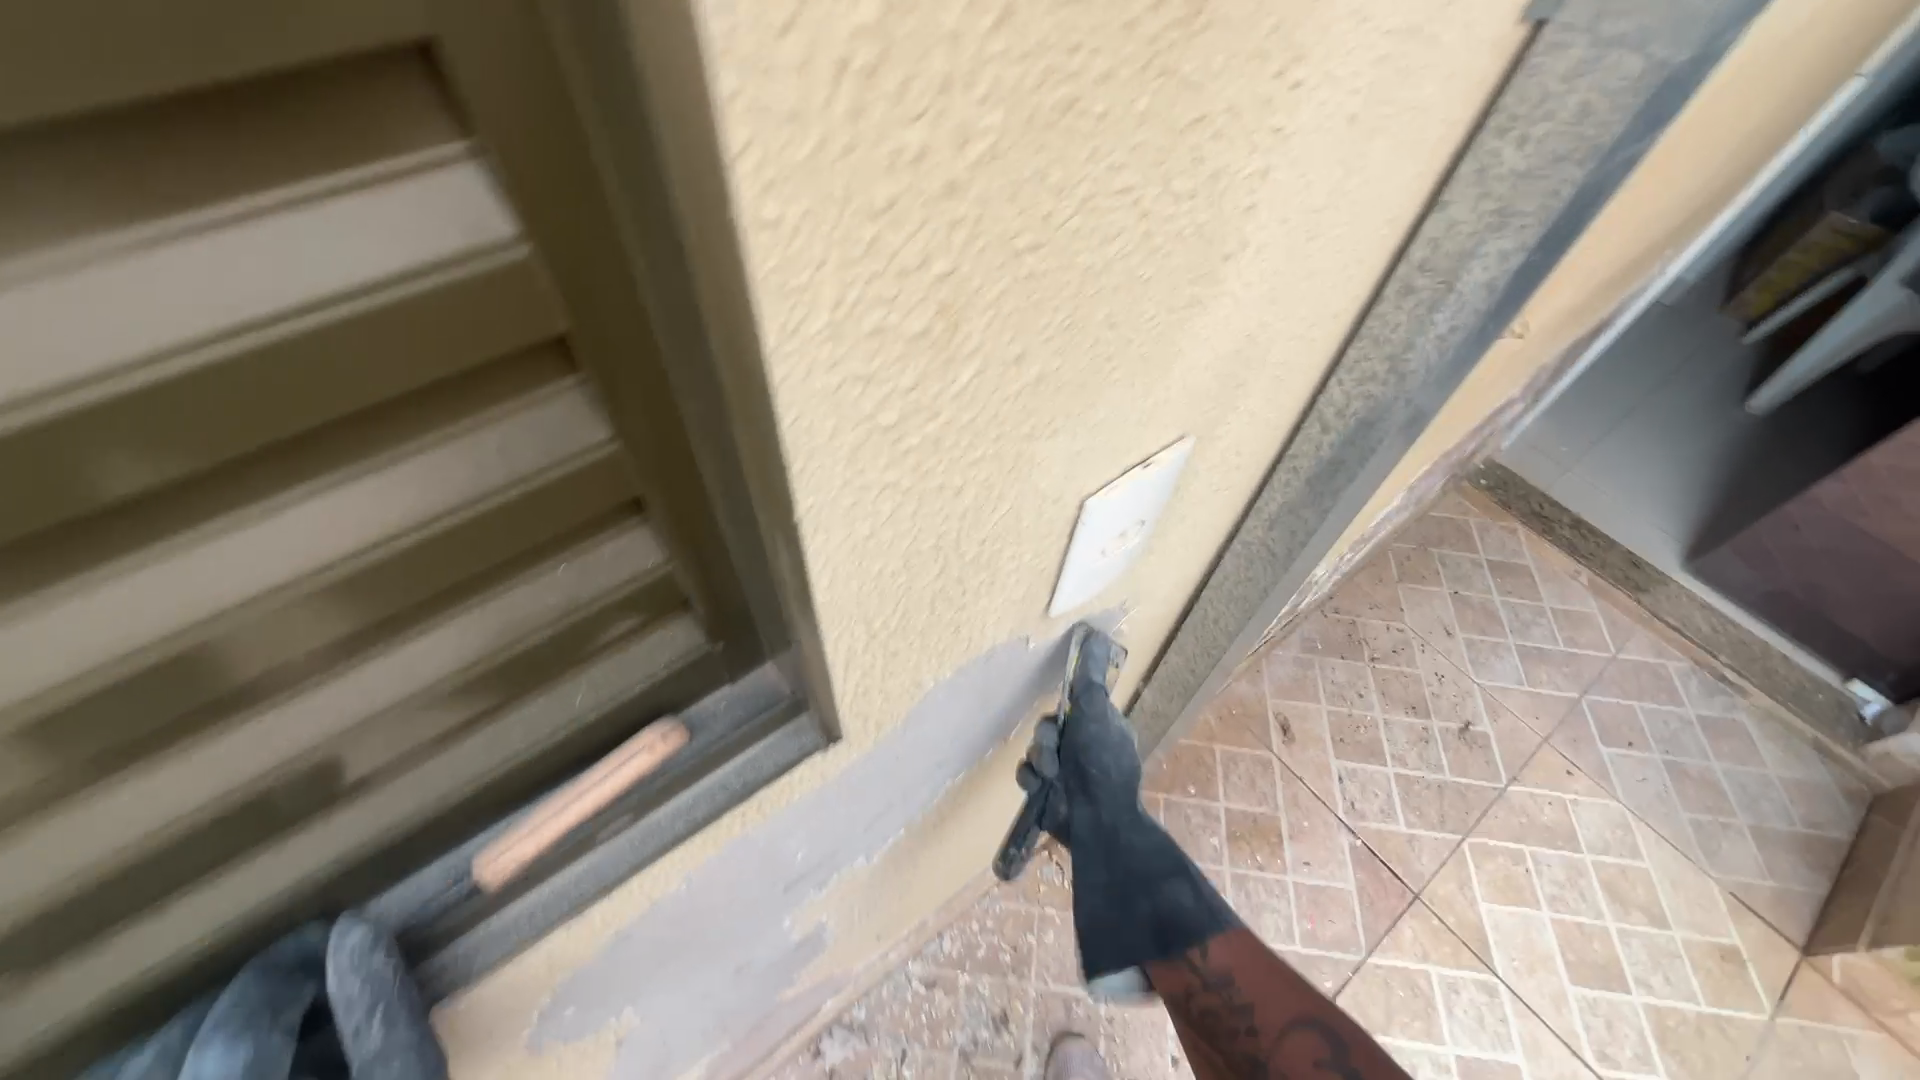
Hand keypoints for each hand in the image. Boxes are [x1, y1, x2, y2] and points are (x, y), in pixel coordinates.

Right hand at [1029, 642, 1236, 986]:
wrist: (1095, 820)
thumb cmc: (1100, 762)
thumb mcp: (1094, 711)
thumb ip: (1089, 677)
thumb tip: (1095, 633)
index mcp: (1103, 728)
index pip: (1073, 706)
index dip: (1062, 711)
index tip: (1061, 716)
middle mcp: (1087, 749)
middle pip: (1048, 727)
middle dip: (1046, 739)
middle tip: (1055, 751)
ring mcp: (1068, 774)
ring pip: (1035, 751)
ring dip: (1038, 760)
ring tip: (1051, 775)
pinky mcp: (1049, 794)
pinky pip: (1028, 774)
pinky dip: (1032, 780)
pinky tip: (1042, 787)